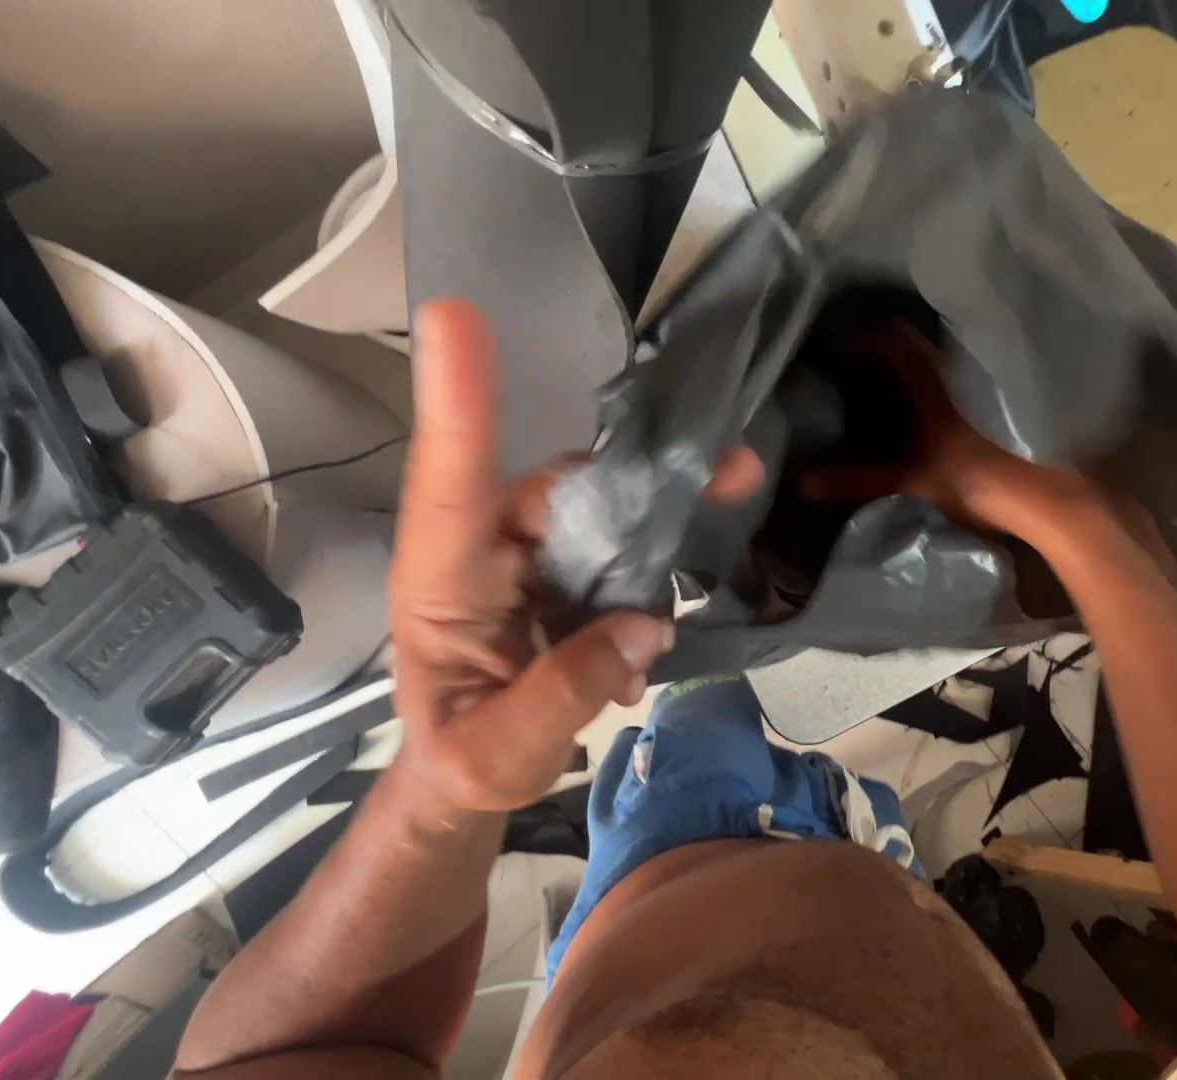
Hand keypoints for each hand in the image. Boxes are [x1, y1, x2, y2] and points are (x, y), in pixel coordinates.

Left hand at [388, 299, 760, 813]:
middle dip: (641, 481)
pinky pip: (617, 547)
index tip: (455, 316)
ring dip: (660, 525)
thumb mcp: (501, 752)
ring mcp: (528, 561)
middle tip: (734, 471)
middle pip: (563, 489)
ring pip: (601, 512)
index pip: (447, 483)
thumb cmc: (464, 764)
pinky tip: (660, 620)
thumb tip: (644, 626)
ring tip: (722, 523)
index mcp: (441, 583)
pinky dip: (651, 569)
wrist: (470, 778)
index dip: (458, 402)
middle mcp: (483, 551)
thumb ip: (565, 692)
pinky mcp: (562, 576)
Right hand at [799, 326, 1106, 542]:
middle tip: (872, 361)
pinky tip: (958, 401)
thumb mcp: (912, 483)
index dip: (864, 337)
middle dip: (899, 346)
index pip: (892, 338)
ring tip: (908, 380)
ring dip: (936, 361)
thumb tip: (801, 484)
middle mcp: (971, 363)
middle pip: (928, 339)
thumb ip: (858, 481)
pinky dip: (966, 380)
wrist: (1064, 503)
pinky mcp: (1028, 393)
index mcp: (938, 377)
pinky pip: (987, 374)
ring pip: (961, 355)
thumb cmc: (984, 482)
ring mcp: (1004, 377)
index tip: (844, 346)